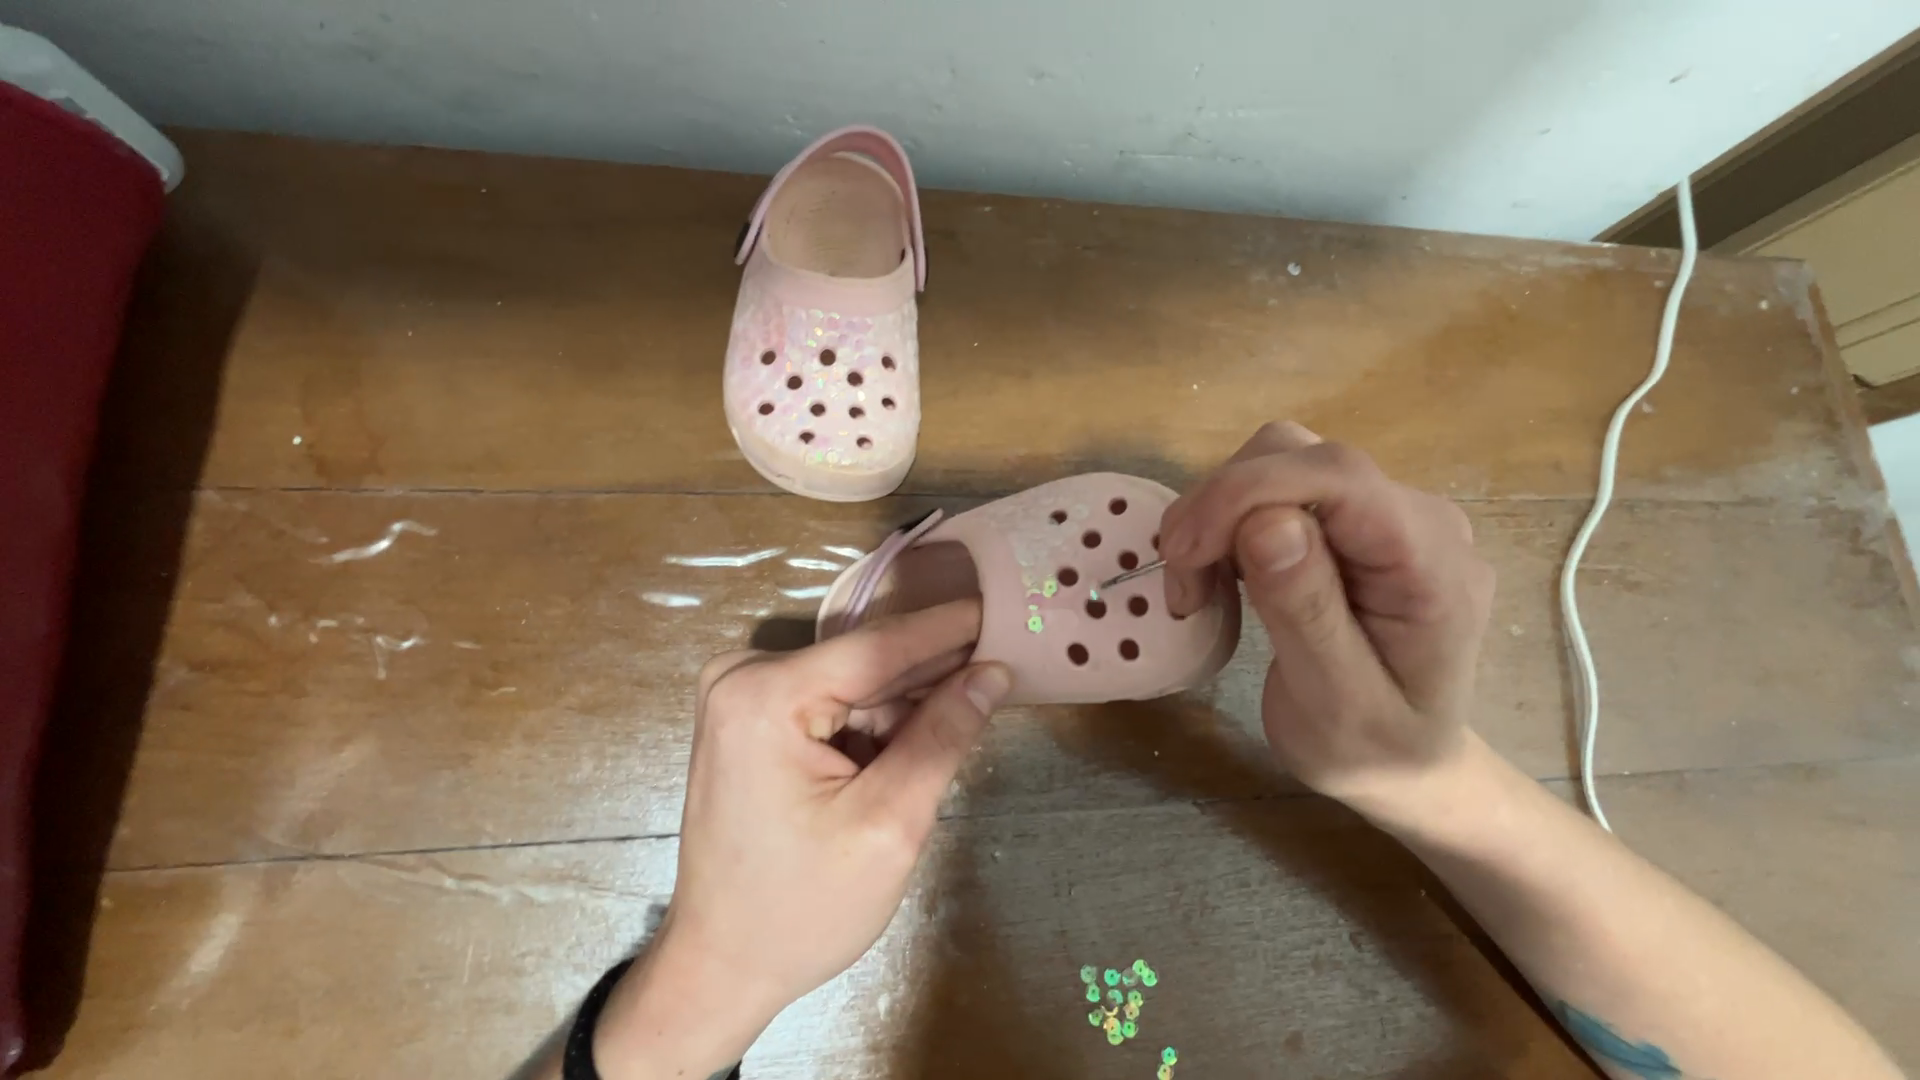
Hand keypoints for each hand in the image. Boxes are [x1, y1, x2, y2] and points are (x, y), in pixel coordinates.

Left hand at [593, 600, 1005, 1079]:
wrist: (722, 966)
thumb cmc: (802, 908)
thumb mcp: (888, 824)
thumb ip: (941, 738)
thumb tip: (992, 673)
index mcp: (765, 695)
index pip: (879, 645)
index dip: (948, 628)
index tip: (1004, 608)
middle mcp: (745, 676)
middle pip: (866, 663)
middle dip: (935, 671)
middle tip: (1005, 665)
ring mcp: (744, 694)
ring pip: (856, 683)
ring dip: (910, 702)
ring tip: (972, 708)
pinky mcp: (752, 717)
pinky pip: (835, 702)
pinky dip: (879, 721)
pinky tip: (919, 737)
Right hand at [1157, 423, 1493, 813]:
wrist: (1402, 769)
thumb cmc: (1374, 752)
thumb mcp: (1336, 702)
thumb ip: (1307, 610)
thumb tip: (1267, 521)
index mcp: (1431, 561)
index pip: (1337, 476)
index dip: (1246, 493)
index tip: (1184, 553)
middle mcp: (1413, 518)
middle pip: (1296, 457)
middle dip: (1220, 509)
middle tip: (1183, 588)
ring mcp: (1378, 516)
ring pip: (1272, 464)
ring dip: (1214, 519)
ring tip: (1195, 592)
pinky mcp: (1344, 524)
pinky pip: (1268, 491)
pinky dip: (1223, 527)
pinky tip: (1215, 579)